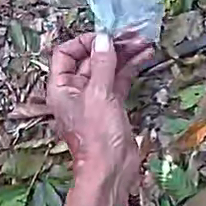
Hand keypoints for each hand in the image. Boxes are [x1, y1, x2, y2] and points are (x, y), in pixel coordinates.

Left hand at [45, 31, 155, 205]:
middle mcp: (74, 92)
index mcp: (60, 88)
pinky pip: (119, 81)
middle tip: (130, 35)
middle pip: (88, 60)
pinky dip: (130, 69)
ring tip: (143, 42)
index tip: (104, 36)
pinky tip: (144, 57)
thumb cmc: (98, 136)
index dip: (83, 42)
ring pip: (107, 69)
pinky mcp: (111, 106)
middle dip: (109, 46)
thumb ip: (102, 64)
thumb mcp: (99, 94)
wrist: (111, 170)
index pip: (65, 54)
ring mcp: (94, 99)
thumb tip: (103, 38)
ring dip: (123, 55)